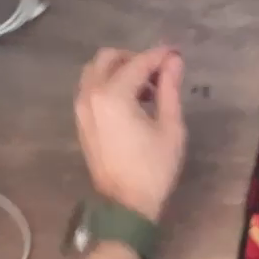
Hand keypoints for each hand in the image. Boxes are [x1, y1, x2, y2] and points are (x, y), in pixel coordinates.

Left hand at [74, 46, 186, 221]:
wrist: (126, 204)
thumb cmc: (154, 169)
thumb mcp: (170, 128)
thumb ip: (170, 90)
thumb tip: (174, 61)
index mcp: (114, 95)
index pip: (138, 62)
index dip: (159, 56)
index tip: (177, 54)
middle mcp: (91, 94)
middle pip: (109, 58)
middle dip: (135, 58)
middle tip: (160, 73)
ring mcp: (81, 107)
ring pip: (96, 71)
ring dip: (121, 70)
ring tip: (147, 90)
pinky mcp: (81, 120)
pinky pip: (91, 88)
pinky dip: (110, 84)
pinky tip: (132, 102)